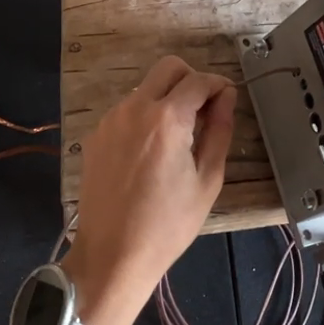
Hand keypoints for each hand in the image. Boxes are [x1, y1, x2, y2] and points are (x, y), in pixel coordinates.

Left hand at [63, 56, 235, 324]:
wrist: (111, 256)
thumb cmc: (167, 224)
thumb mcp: (207, 180)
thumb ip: (219, 130)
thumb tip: (226, 97)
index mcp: (167, 118)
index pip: (198, 80)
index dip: (218, 85)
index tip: (227, 99)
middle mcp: (135, 107)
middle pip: (168, 68)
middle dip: (191, 80)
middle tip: (203, 111)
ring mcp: (111, 119)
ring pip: (146, 88)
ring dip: (166, 99)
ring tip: (177, 138)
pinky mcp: (96, 134)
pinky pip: (127, 110)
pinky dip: (144, 117)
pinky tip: (149, 153)